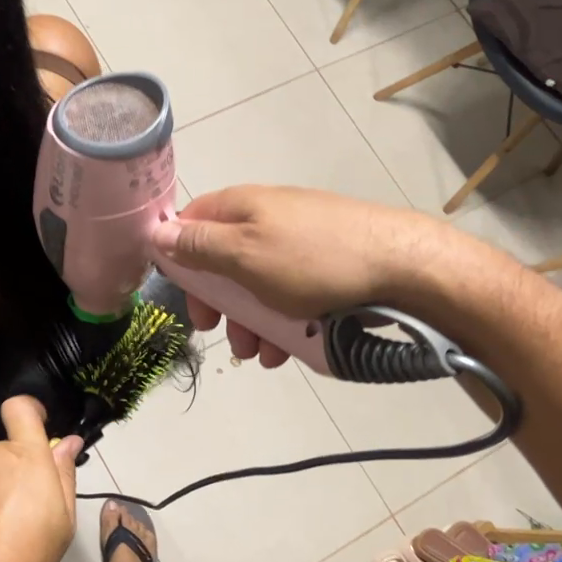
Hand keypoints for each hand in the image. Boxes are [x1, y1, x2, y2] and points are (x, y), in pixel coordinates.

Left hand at [0, 397, 82, 561]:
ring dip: (2, 491)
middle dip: (23, 470)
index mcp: (24, 457)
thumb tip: (67, 442)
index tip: (41, 429)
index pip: (20, 409)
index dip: (31, 410)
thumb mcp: (62, 521)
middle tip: (35, 510)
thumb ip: (64, 475)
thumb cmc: (24, 556)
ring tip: (9, 531)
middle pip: (10, 450)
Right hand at [150, 186, 451, 366]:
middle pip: (223, 262)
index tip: (180, 294)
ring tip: (257, 354)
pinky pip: (289, 298)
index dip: (178, 257)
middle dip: (217, 303)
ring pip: (256, 286)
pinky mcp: (326, 270)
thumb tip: (157, 231)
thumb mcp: (243, 255)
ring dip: (248, 323)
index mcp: (242, 207)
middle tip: (215, 331)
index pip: (192, 222)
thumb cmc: (313, 262)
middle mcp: (268, 220)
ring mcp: (299, 245)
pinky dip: (281, 325)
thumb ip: (198, 245)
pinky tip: (284, 351)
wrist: (404, 270)